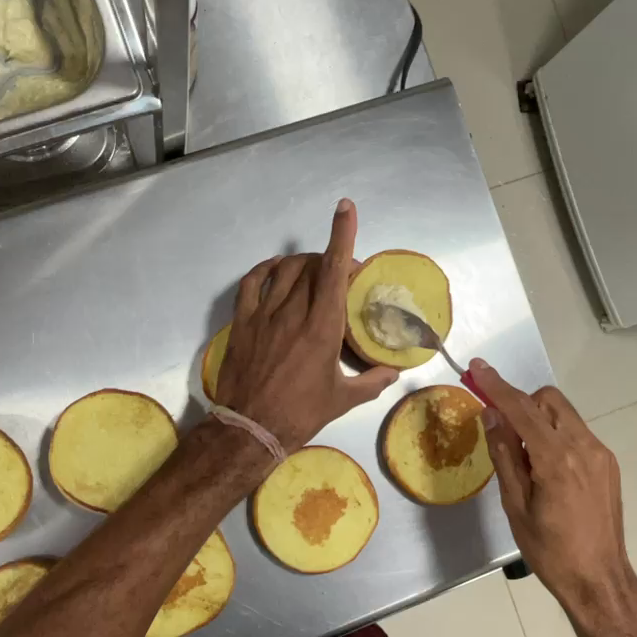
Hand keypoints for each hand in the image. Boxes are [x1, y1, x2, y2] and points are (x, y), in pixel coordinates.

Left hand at [214, 199, 396, 450]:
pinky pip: (252, 282)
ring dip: (301, 262)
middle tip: (341, 275)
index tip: (346, 208)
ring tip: (312, 270)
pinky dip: (265, 269)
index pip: (333, 270)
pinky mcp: (242, 322)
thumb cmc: (301, 414)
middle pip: (311, 266)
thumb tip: (394, 372)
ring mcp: (264, 314)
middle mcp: (293, 311)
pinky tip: (273, 269)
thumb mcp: (344, 400)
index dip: (342, 235)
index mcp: (322, 326)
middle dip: (329, 259)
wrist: (251, 428)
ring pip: (283, 270)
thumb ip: (373, 381)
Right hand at [470, 360, 635, 608]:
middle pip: (548, 400)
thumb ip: (504, 456)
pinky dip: (554, 435)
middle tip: (500, 429)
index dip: (497, 387)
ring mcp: (599, 454)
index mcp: (557, 459)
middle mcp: (583, 447)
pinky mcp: (606, 464)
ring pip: (564, 414)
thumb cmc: (549, 550)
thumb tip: (492, 417)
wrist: (598, 579)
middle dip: (521, 402)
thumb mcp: (515, 505)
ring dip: (538, 419)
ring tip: (522, 454)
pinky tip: (543, 466)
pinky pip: (575, 433)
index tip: (477, 368)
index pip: (522, 410)